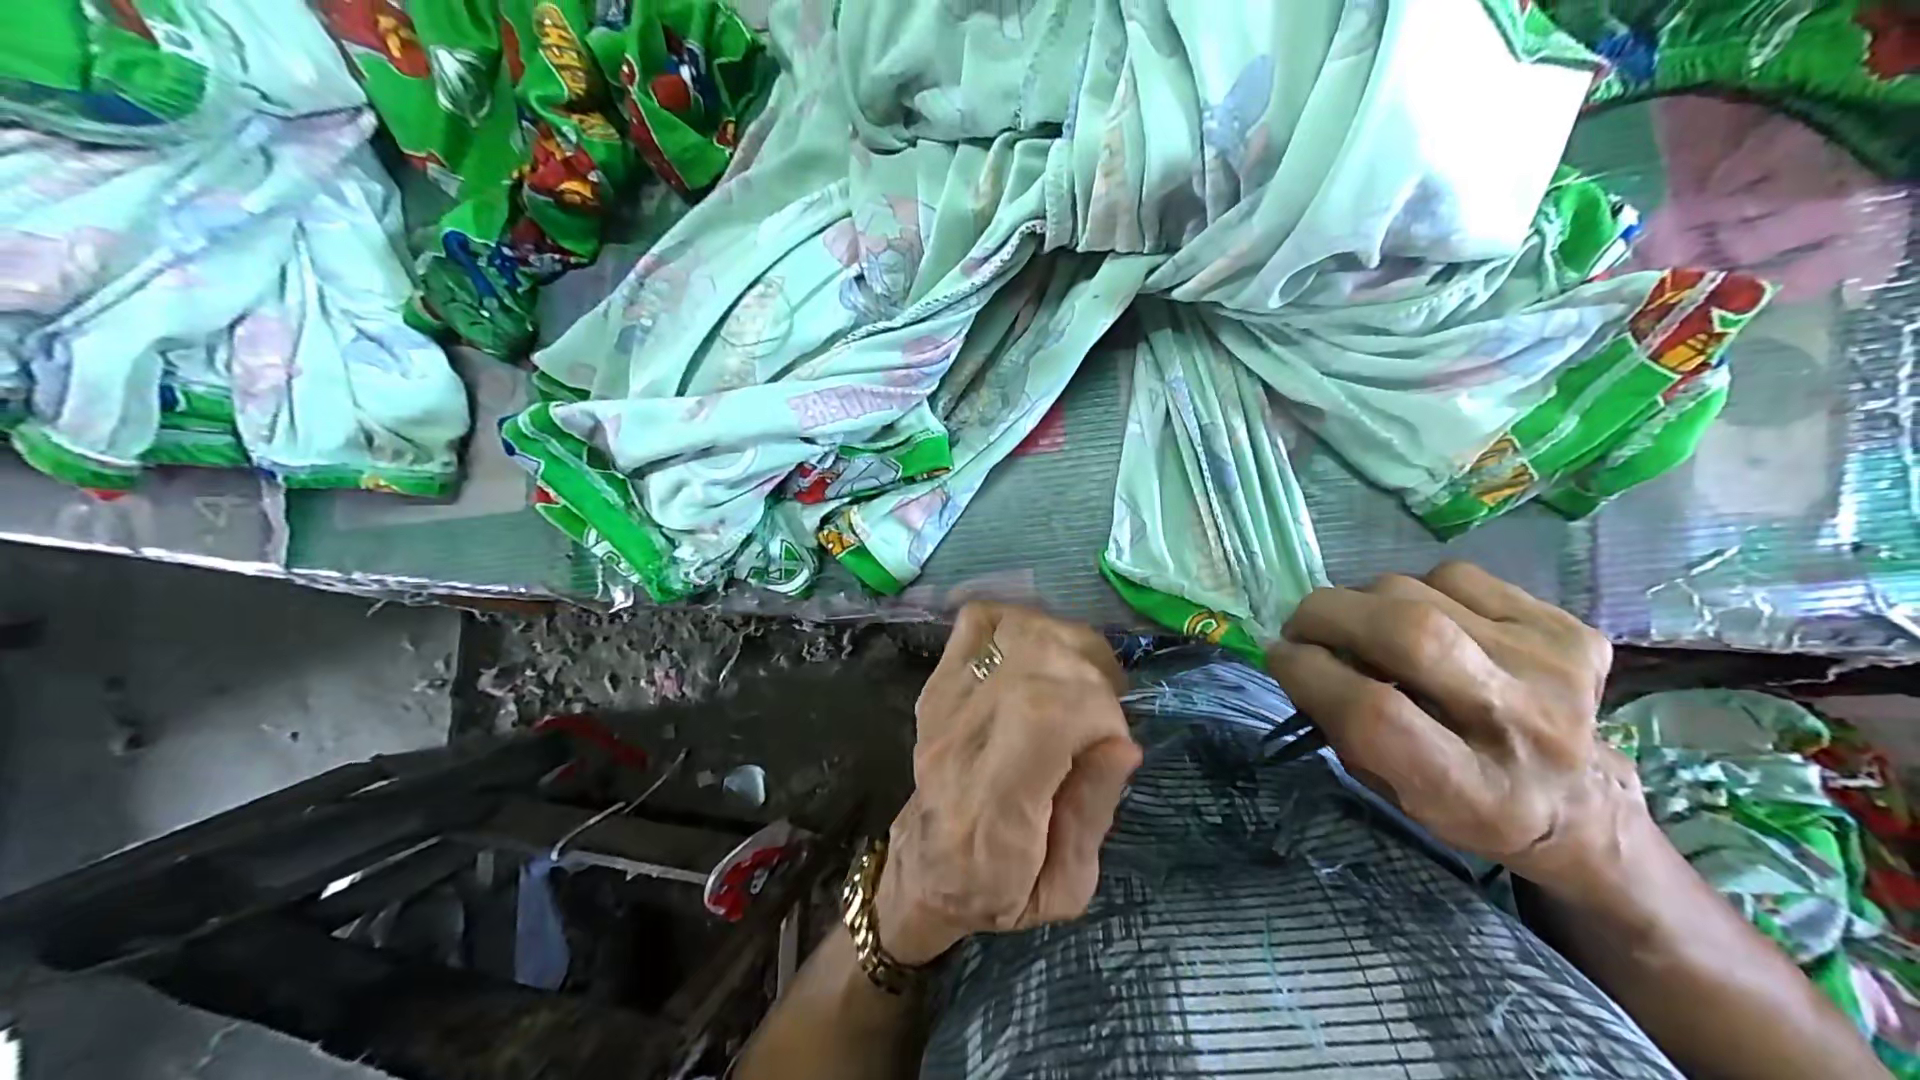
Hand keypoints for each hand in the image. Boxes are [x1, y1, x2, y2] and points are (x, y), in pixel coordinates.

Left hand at [875, 604, 1142, 965]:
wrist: (925, 869)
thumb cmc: (997, 889)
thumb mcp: (1065, 889)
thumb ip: (1093, 814)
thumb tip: (1123, 742)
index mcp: (991, 804)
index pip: (1045, 712)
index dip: (1098, 712)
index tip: (1112, 744)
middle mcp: (961, 739)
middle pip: (1036, 658)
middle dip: (1093, 675)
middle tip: (1104, 712)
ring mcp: (943, 701)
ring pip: (1015, 630)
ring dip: (1067, 645)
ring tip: (1083, 681)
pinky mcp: (937, 682)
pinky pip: (979, 620)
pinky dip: (1023, 623)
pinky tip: (1044, 656)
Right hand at [1267, 562, 1642, 896]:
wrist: (1584, 805)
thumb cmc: (1462, 804)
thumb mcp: (1389, 788)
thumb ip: (1342, 724)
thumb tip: (1296, 653)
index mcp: (1475, 792)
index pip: (1376, 713)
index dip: (1310, 672)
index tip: (1279, 657)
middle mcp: (1525, 726)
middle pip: (1407, 633)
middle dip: (1327, 614)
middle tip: (1300, 625)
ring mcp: (1556, 668)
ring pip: (1418, 591)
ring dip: (1363, 602)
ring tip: (1360, 628)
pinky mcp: (1569, 629)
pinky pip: (1456, 577)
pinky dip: (1415, 590)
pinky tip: (1422, 619)